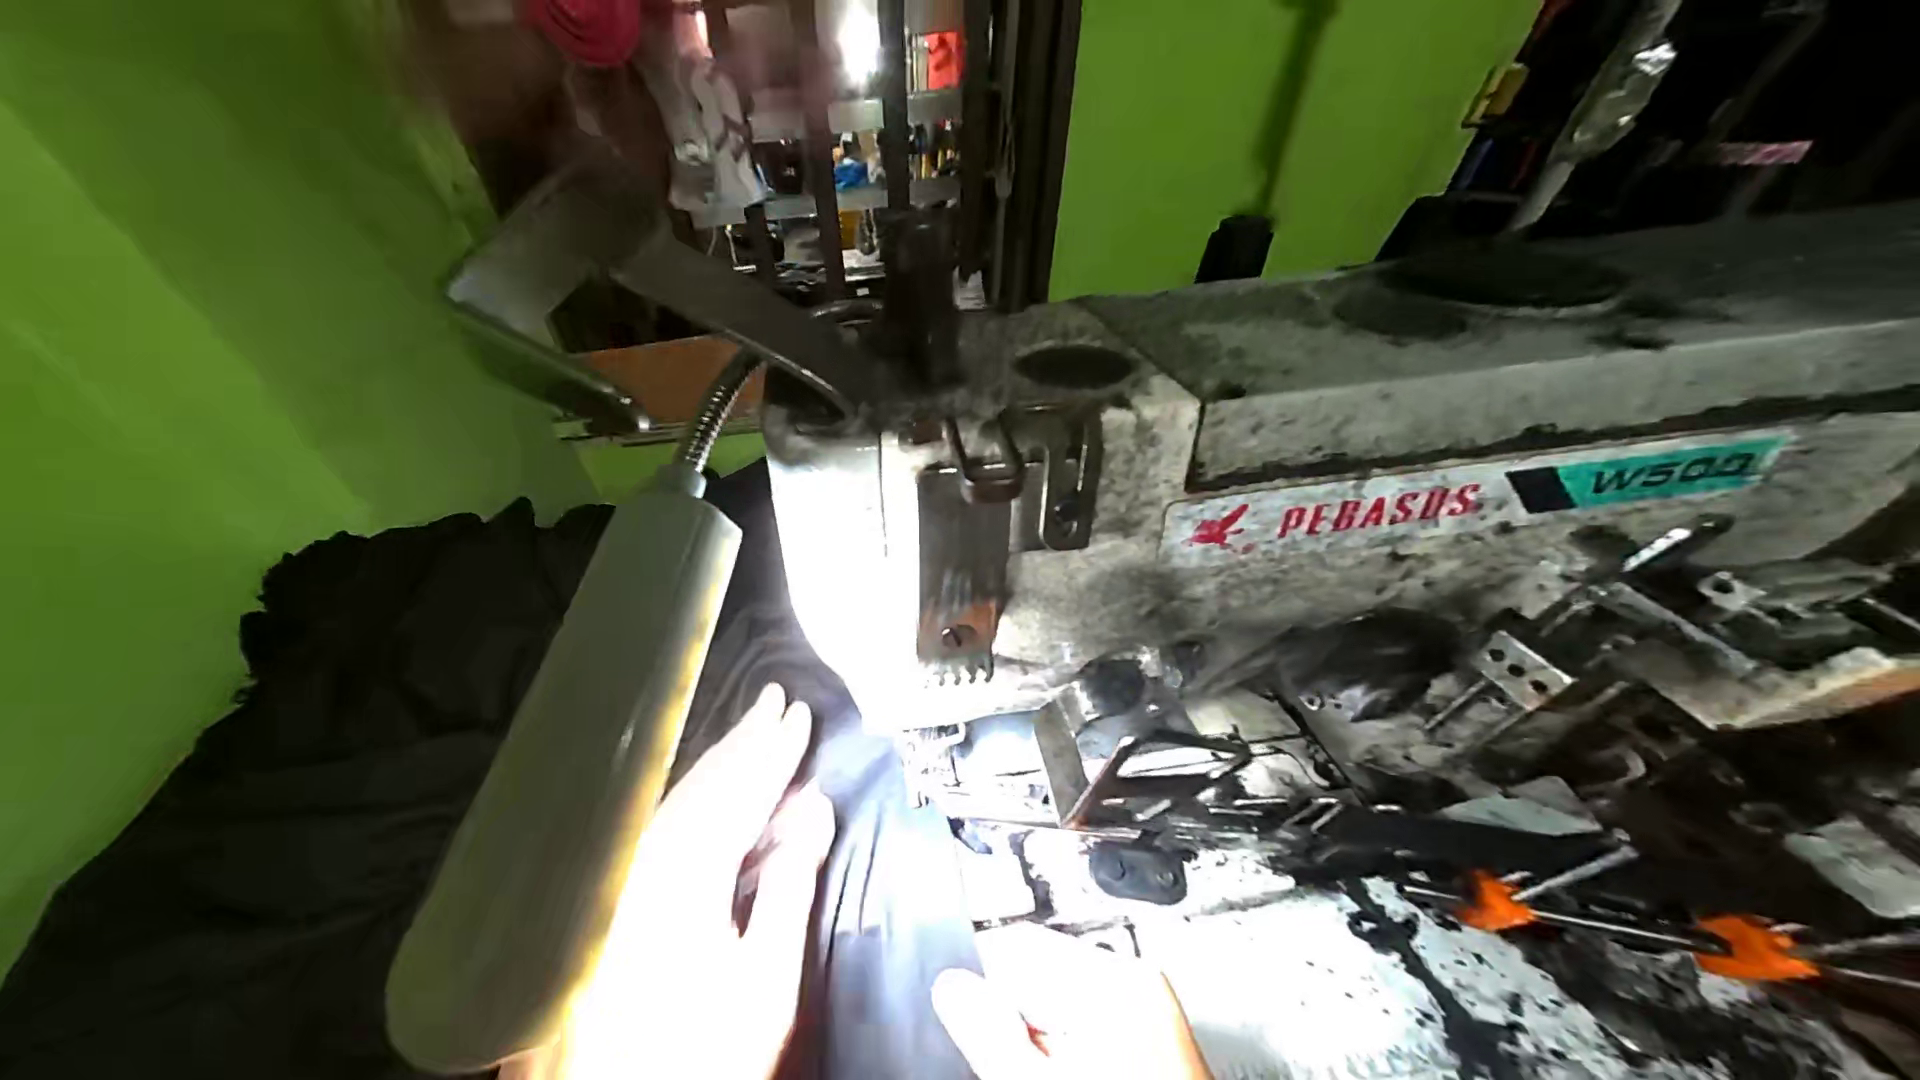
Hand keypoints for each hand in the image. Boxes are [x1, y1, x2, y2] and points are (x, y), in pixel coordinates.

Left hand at [503, 685, 834, 1079]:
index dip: (776, 752)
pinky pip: (665, 821)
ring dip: (722, 759)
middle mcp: (646, 863)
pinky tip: (710, 787)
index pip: (742, 794)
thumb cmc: (702, 1058)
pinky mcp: (616, 900)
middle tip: (775, 697)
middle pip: (706, 784)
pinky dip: (697, 792)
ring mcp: (625, 880)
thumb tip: (814, 809)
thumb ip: (790, 888)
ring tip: (752, 727)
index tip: (801, 714)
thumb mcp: (765, 985)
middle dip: (746, 738)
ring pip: (681, 799)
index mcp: (685, 877)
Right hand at [933, 924, 1213, 1079]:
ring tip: (1049, 1072)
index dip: (985, 984)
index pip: (1019, 944)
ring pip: (1067, 997)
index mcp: (1113, 978)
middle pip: (1043, 970)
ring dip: (1045, 1031)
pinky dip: (1075, 1044)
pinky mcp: (1158, 1035)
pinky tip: (1073, 1074)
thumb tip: (951, 986)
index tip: (972, 1018)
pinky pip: (1095, 1018)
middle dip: (1018, 1013)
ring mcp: (1154, 1008)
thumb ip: (988, 1032)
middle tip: (1019, 1065)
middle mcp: (1138, 981)